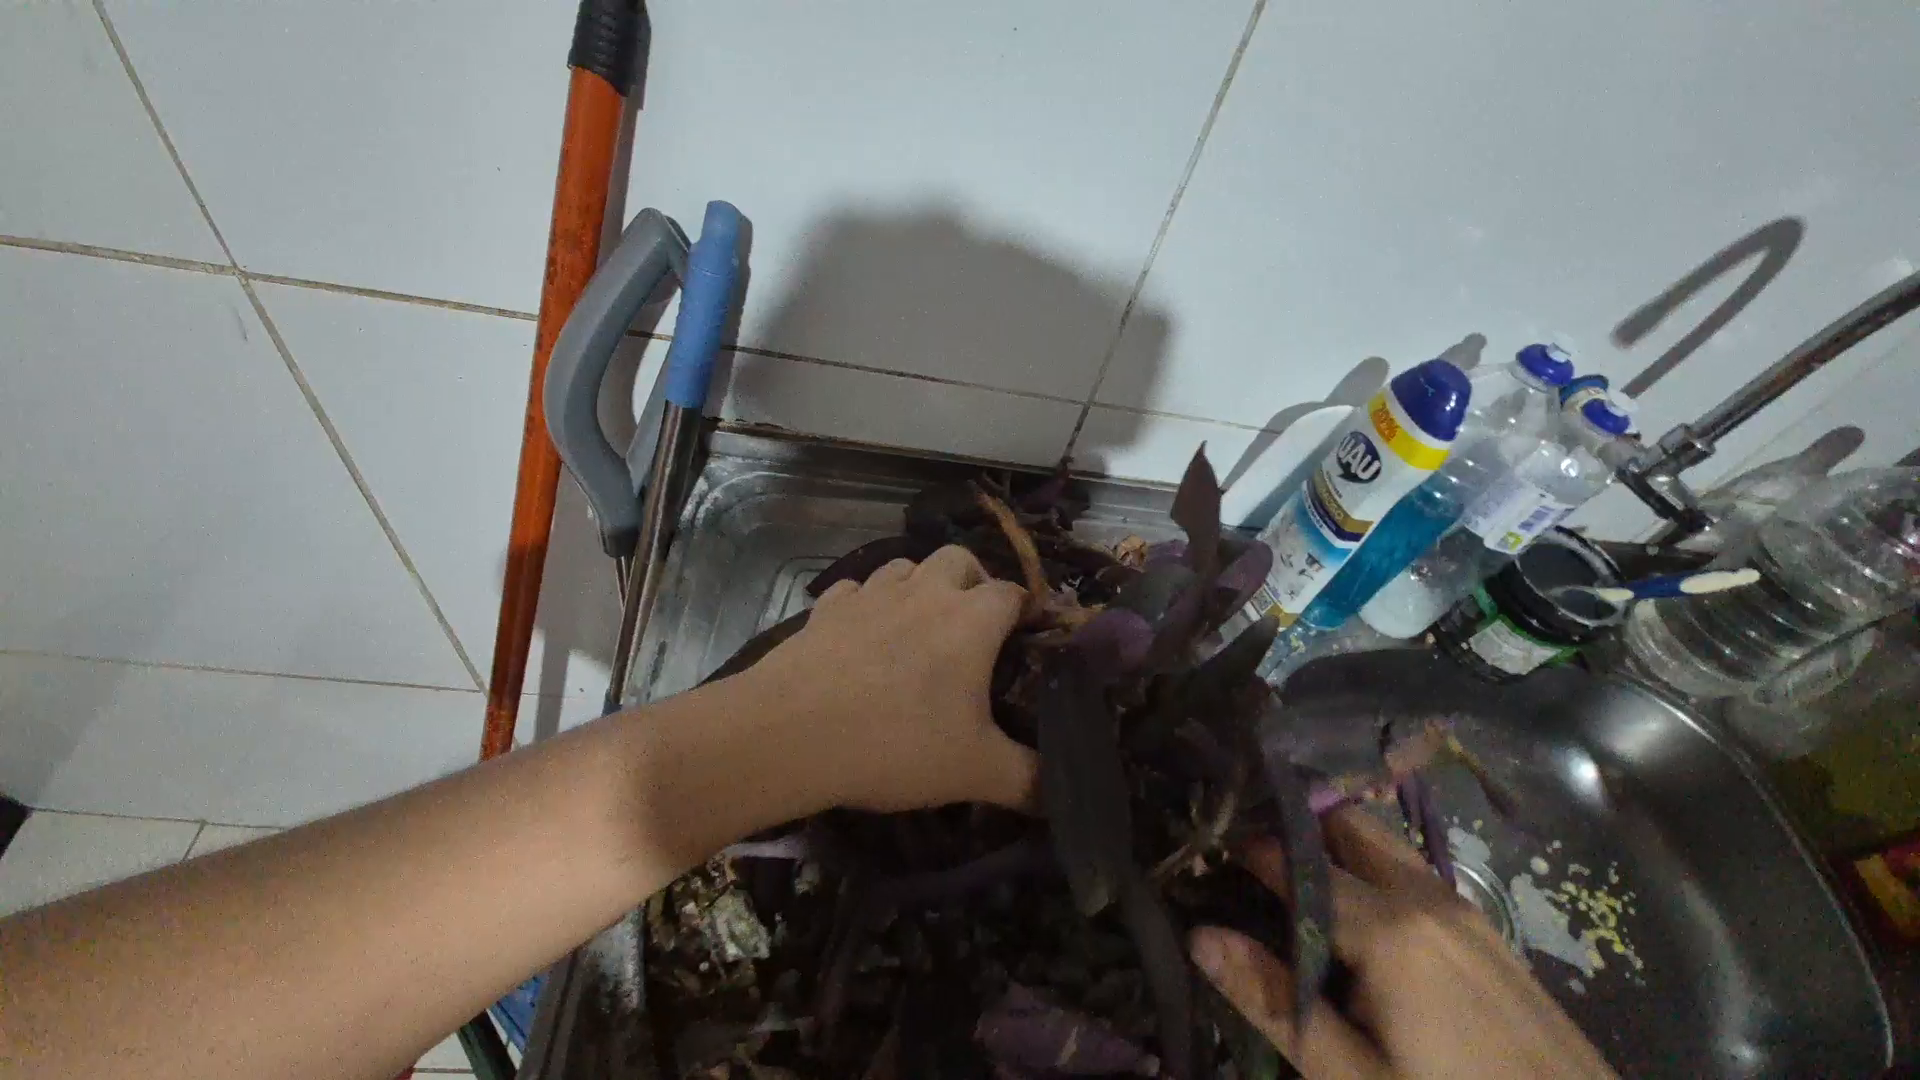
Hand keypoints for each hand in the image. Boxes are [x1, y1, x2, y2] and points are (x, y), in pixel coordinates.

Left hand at [740, 545, 1039, 813]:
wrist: (790, 733)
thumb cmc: (897, 742)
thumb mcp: (976, 772)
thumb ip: (1029, 781)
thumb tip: (1061, 798)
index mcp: (971, 619)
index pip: (1014, 593)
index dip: (1028, 610)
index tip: (1030, 637)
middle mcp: (924, 592)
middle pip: (960, 558)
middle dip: (974, 581)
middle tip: (974, 626)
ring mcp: (870, 595)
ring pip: (905, 566)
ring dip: (920, 586)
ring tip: (919, 627)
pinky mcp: (826, 609)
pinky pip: (855, 591)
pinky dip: (866, 605)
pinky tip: (861, 637)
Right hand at [1190, 806, 1617, 1079]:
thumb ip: (1274, 1000)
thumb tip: (1199, 935)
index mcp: (1387, 926)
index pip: (1293, 860)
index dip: (1244, 850)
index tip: (1206, 853)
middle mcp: (1425, 896)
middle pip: (1345, 824)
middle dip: (1292, 824)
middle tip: (1245, 850)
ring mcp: (1465, 910)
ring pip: (1382, 846)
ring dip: (1331, 844)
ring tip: (1287, 876)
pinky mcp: (1489, 933)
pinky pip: (1414, 875)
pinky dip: (1370, 870)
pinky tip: (1353, 917)